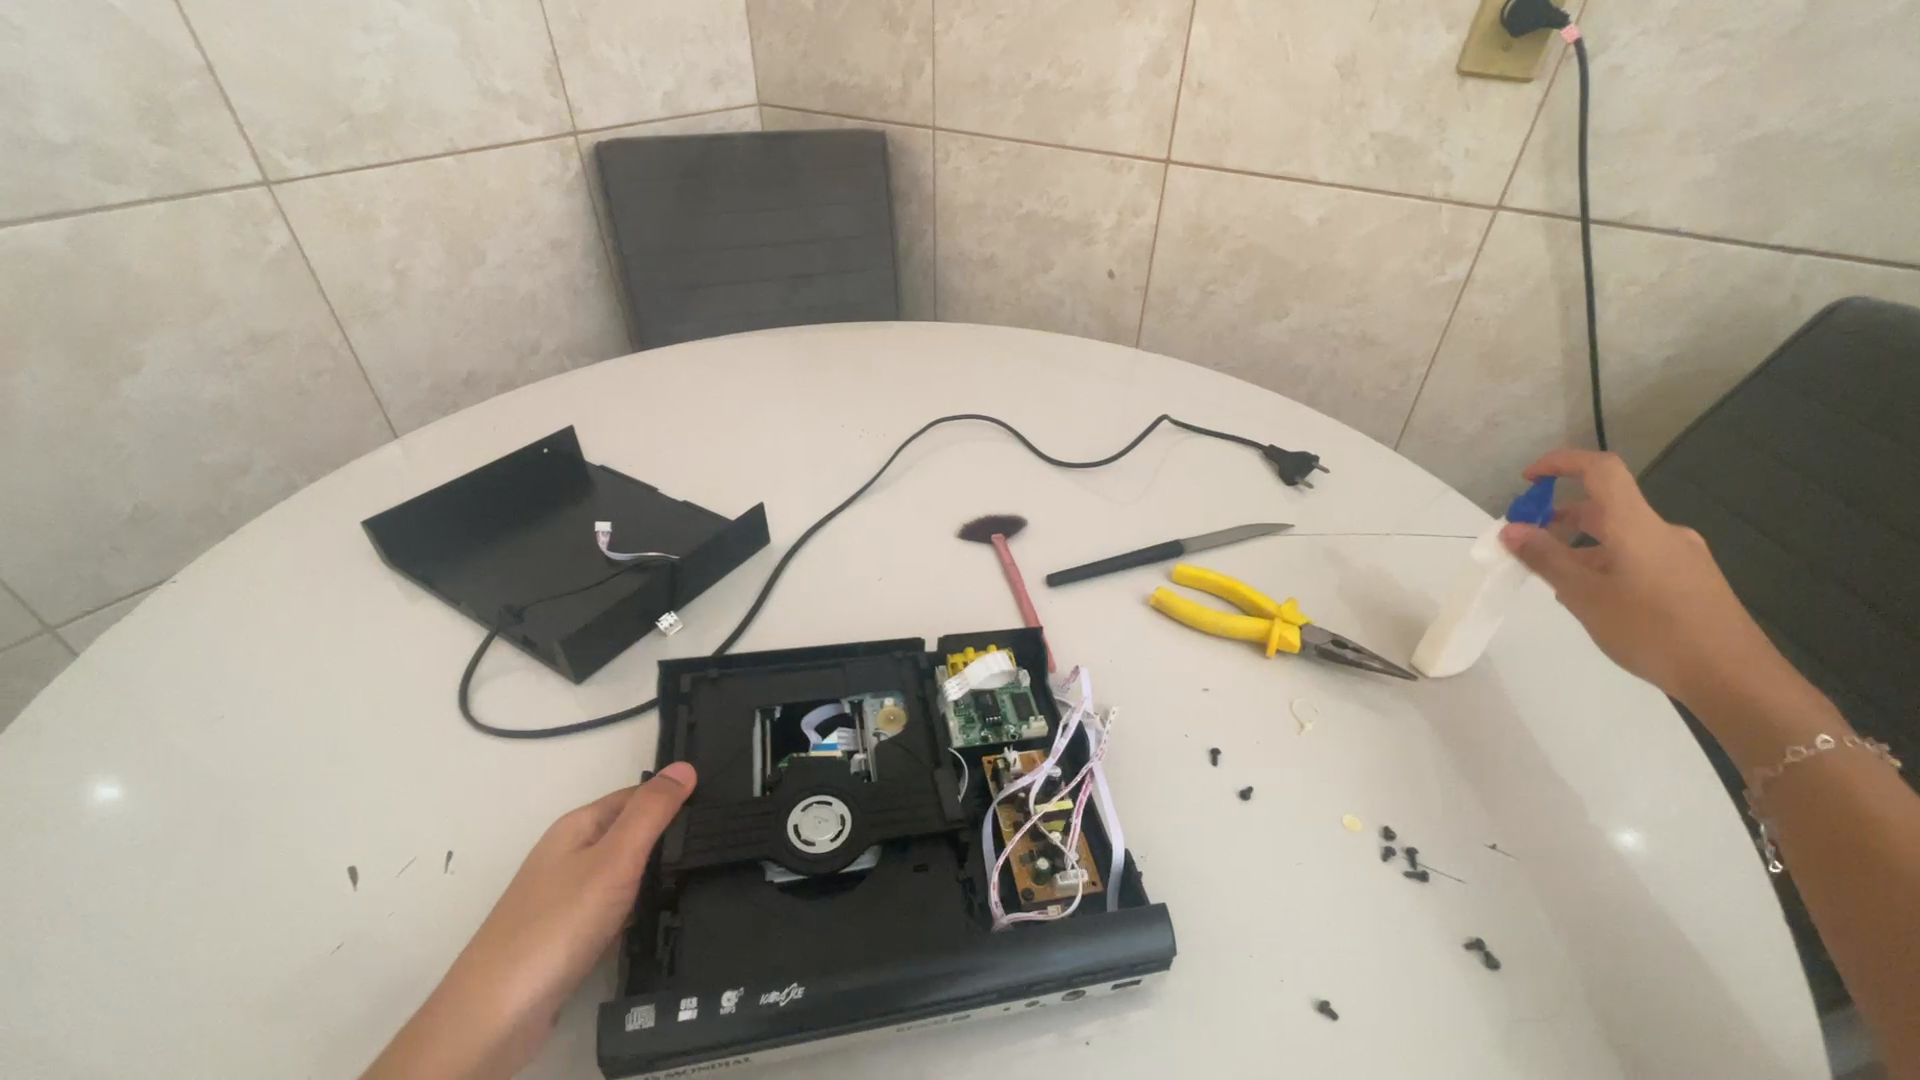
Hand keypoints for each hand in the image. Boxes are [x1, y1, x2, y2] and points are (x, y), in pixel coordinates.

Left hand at [363, 763, 696, 1079]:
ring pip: (624, 875)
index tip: (716, 810)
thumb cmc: (558, 924)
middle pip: (629, 834)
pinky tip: (660, 923)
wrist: (497, 1013)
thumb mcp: (614, 858)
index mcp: (577, 827)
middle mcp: (568, 855)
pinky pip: (615, 910)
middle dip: (667, 839)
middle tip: (715, 847)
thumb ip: (651, 813)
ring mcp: (566, 898)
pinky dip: (637, 911)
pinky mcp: (569, 936)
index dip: (673, 797)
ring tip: (700, 882)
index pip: (635, 796)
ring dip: (654, 877)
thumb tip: (685, 766)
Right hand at [1496, 449, 1784, 706]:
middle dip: (1559, 521)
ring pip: (1619, 538)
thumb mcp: (1586, 597)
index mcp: (1636, 525)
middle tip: (1525, 548)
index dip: (1560, 463)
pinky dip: (1605, 566)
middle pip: (1605, 508)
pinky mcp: (1690, 579)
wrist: (1733, 677)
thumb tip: (1511, 530)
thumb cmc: (1653, 631)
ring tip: (1555, 584)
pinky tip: (1593, 602)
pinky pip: (1637, 558)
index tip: (1527, 482)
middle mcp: (1662, 531)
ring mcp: (1681, 555)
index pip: (1600, 470)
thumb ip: (1546, 559)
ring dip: (1580, 550)